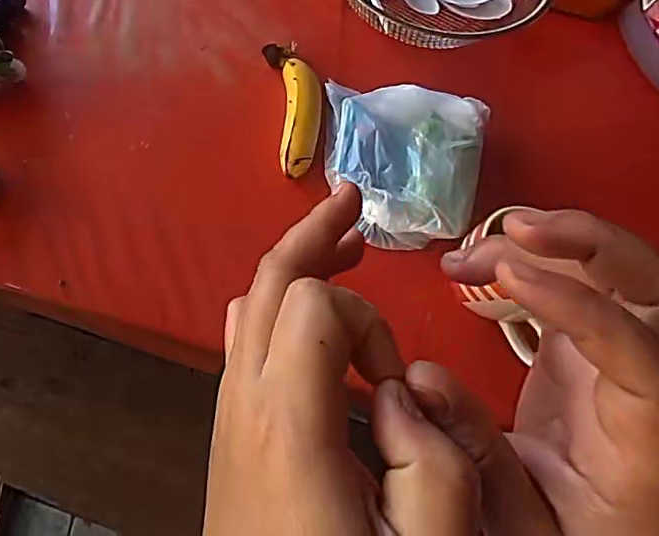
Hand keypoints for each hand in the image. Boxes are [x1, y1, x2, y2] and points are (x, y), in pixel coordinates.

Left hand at [206, 182, 477, 535]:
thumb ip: (431, 459)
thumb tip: (397, 396)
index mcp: (284, 419)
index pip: (315, 302)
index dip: (368, 319)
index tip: (395, 381)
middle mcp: (242, 399)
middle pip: (272, 278)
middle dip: (315, 232)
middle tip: (351, 199)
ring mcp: (228, 413)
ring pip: (254, 302)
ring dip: (299, 264)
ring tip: (341, 243)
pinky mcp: (230, 432)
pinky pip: (243, 337)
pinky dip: (279, 302)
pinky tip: (301, 304)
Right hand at [439, 210, 658, 535]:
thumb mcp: (519, 521)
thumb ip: (473, 453)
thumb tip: (421, 378)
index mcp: (652, 445)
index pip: (645, 359)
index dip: (579, 304)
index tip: (507, 274)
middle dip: (593, 242)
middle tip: (517, 229)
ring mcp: (637, 354)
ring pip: (630, 269)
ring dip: (560, 237)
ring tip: (482, 246)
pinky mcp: (604, 336)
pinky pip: (589, 274)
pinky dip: (540, 253)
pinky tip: (485, 261)